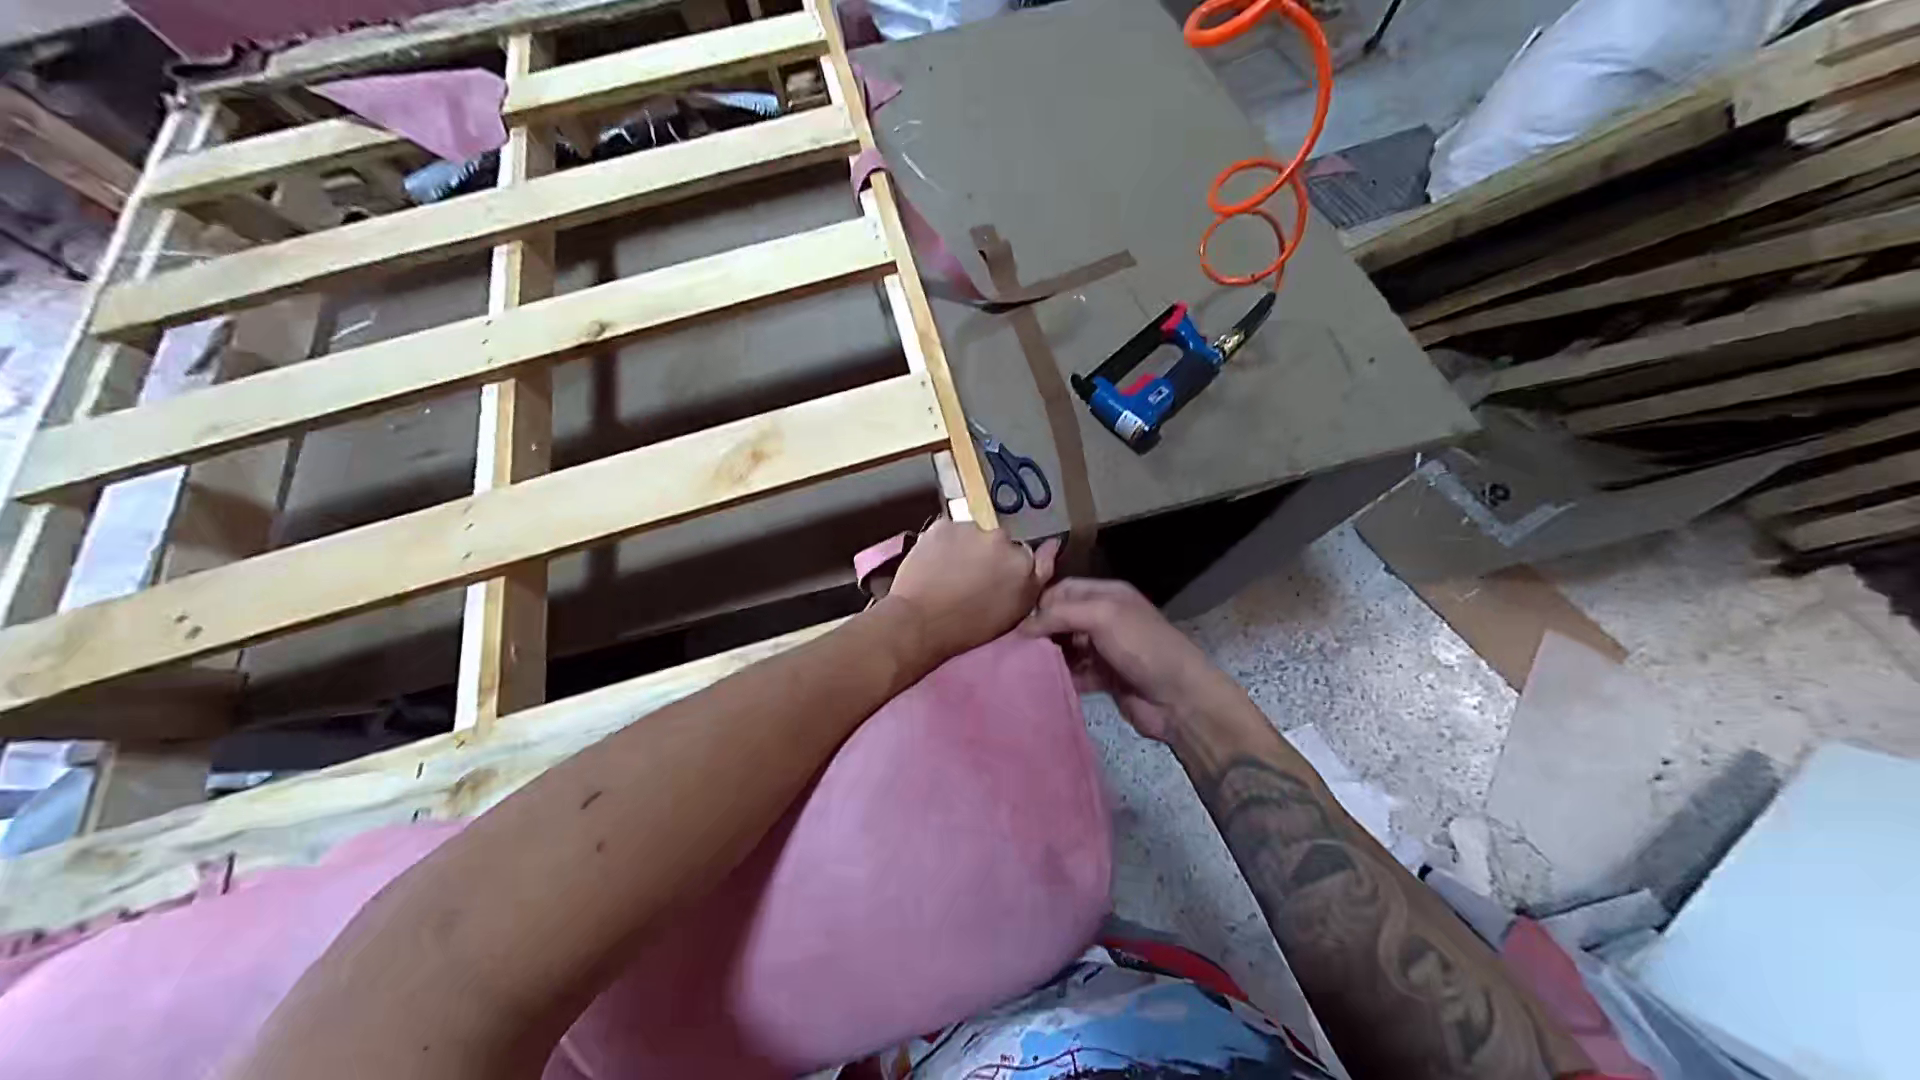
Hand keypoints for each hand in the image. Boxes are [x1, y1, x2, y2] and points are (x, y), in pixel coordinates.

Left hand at [883, 522, 1058, 661]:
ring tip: (949, 572)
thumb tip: (1052, 544)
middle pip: (998, 541)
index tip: (994, 580)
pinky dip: (943, 543)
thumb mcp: (1014, 610)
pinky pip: (948, 531)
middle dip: (988, 554)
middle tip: (970, 578)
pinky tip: (934, 563)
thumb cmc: (970, 627)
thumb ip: (1038, 576)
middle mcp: (1001, 537)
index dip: (1008, 567)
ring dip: (966, 546)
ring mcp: (970, 528)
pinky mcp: (942, 525)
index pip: (1023, 554)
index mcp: (1023, 561)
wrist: (920, 622)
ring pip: (972, 533)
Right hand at [1024, 578, 1240, 741]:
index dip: (1040, 603)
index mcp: (1107, 594)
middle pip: (1061, 618)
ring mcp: (1104, 650)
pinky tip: (1037, 682)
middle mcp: (1105, 618)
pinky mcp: (1104, 678)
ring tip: (1019, 664)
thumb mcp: (1102, 617)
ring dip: (1046, 654)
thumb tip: (1022, 627)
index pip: (1063, 590)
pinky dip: (1058, 676)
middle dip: (1039, 630)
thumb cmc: (1142, 647)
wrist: (1180, 700)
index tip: (1014, 621)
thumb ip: (1060, 614)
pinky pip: (1073, 673)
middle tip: (1011, 644)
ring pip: (1065, 647)